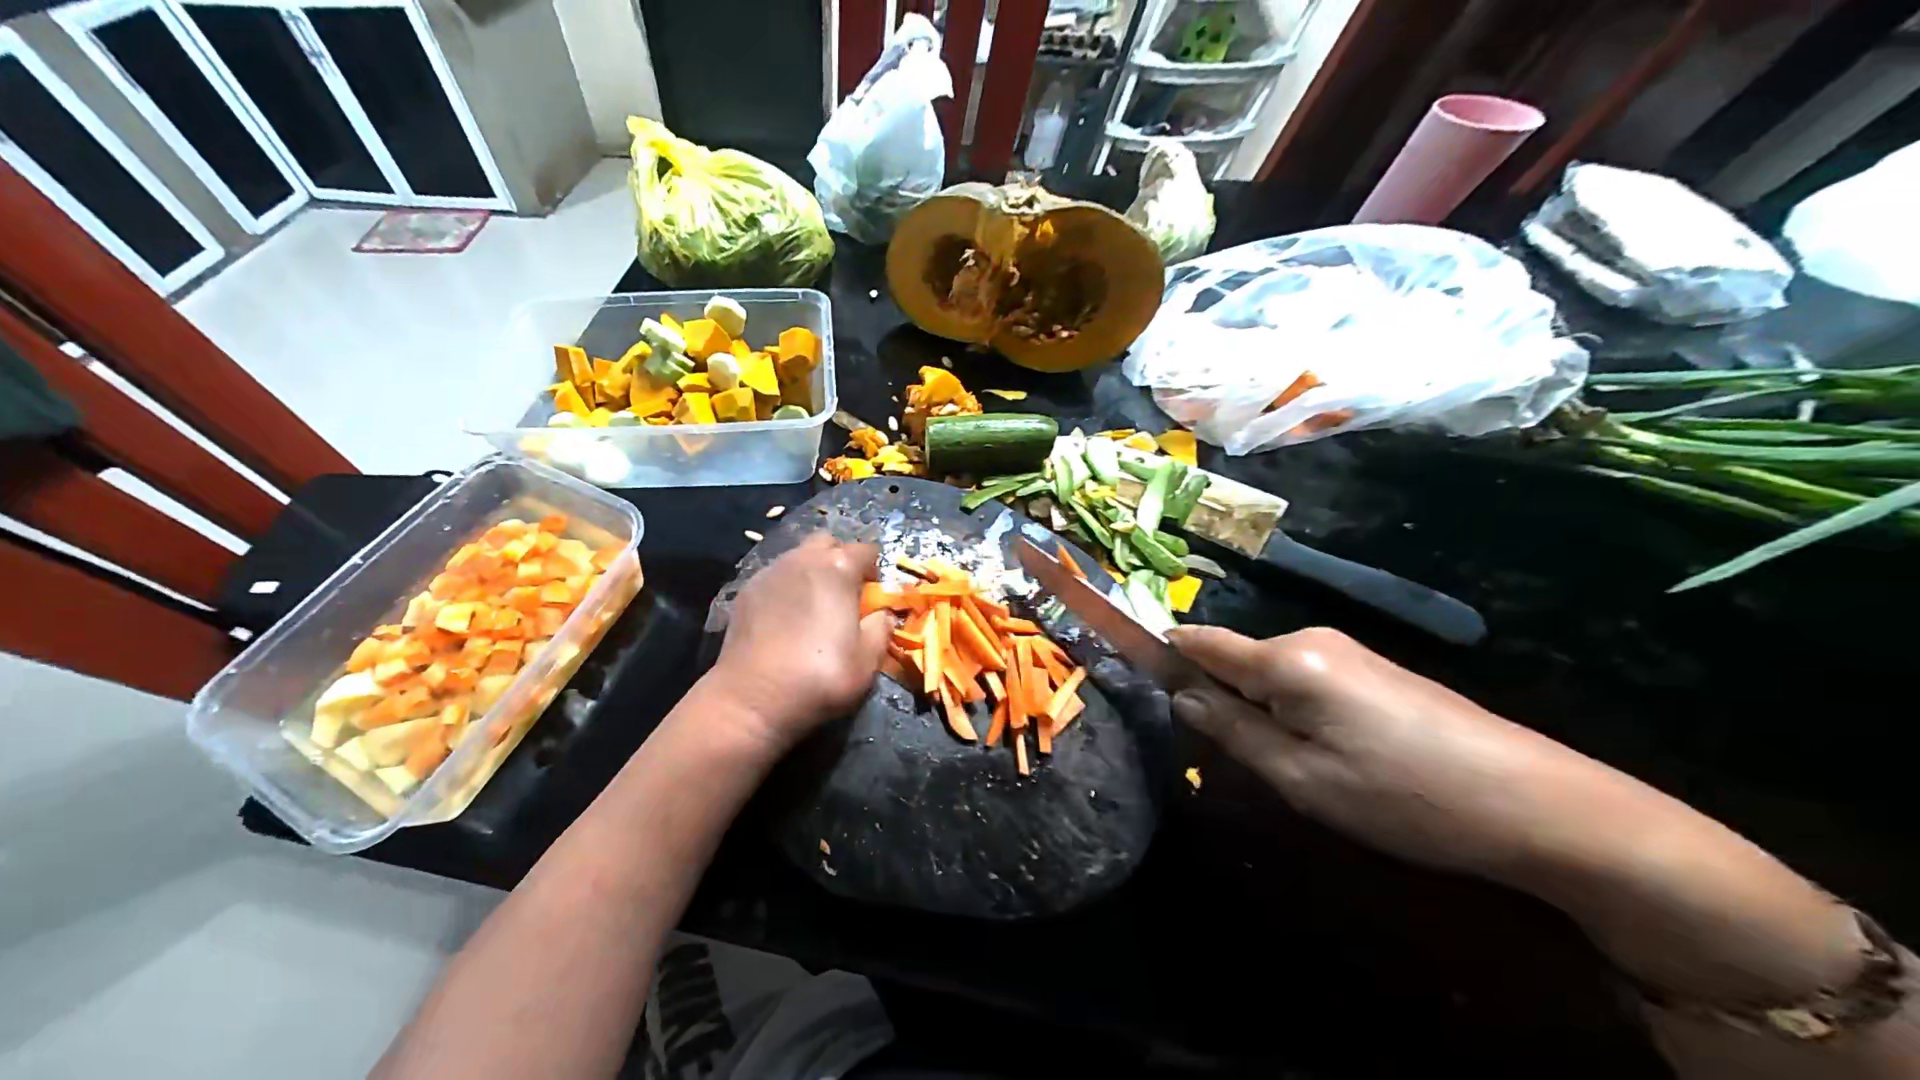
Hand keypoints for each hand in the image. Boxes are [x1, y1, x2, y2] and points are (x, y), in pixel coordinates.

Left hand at [711, 534, 893, 750]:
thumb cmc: (819, 676)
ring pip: (798, 557)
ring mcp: (770, 572)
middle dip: (840, 560)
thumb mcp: (868, 659)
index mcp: (838, 568)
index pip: (867, 550)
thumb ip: (882, 627)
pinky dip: (787, 588)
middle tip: (844, 594)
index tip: (874, 597)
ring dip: (812, 572)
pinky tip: (786, 619)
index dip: (875, 571)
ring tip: (813, 607)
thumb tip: (882, 613)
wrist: (751, 698)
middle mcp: (803, 559)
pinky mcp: (746, 591)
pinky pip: (775, 577)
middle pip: (828, 543)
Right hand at [1165, 626, 1869, 1005]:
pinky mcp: (1371, 669)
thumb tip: (1180, 696)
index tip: (1131, 675)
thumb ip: (1230, 731)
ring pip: (1268, 673)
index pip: (1198, 641)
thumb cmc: (1403, 795)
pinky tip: (1321, 754)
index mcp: (1285, 659)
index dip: (1159, 654)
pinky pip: (1302, 679)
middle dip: (1215, 696)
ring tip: (1283, 766)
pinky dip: (1288, 709)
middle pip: (1233, 658)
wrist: (1539, 804)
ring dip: (1255, 708)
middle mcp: (1310, 639)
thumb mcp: (1301, 777)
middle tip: (1226, 758)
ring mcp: (1345, 651)